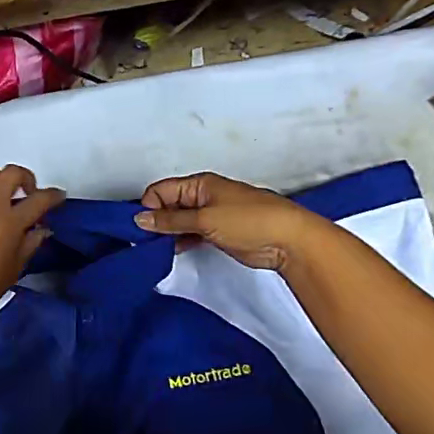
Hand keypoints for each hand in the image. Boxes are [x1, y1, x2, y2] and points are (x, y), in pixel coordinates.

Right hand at [135, 172, 326, 270]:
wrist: (291, 241)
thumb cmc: (254, 220)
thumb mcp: (204, 219)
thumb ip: (170, 221)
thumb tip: (142, 218)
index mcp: (199, 184)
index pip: (161, 190)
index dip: (149, 207)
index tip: (143, 226)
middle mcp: (204, 196)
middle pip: (168, 205)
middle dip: (157, 220)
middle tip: (148, 238)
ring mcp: (212, 215)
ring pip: (179, 221)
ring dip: (169, 232)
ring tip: (160, 246)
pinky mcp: (219, 233)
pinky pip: (191, 233)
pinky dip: (181, 240)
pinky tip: (176, 249)